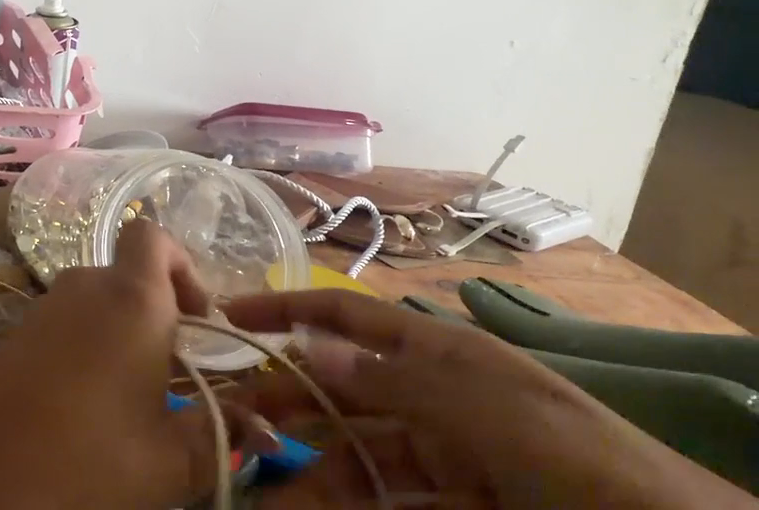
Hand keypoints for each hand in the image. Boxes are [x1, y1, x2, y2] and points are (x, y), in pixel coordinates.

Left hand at [0, 222, 246, 509]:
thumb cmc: (91, 457)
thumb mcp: (173, 458)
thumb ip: (221, 432)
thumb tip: (261, 427)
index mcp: (130, 299)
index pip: (151, 236)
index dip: (182, 265)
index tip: (200, 320)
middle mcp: (85, 286)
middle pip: (129, 273)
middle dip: (161, 311)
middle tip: (183, 372)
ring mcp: (46, 305)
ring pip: (100, 299)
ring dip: (128, 331)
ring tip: (146, 394)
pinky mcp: (21, 330)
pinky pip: (71, 319)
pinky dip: (94, 342)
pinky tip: (100, 398)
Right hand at [224, 289, 754, 508]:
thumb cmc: (575, 455)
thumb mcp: (483, 407)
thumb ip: (391, 379)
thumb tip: (305, 347)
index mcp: (437, 351)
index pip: (343, 316)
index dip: (284, 309)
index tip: (226, 314)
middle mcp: (428, 394)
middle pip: (335, 386)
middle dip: (280, 396)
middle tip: (224, 414)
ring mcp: (440, 453)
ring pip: (350, 449)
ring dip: (301, 462)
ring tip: (253, 479)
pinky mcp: (450, 505)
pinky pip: (380, 497)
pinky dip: (338, 500)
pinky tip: (301, 504)